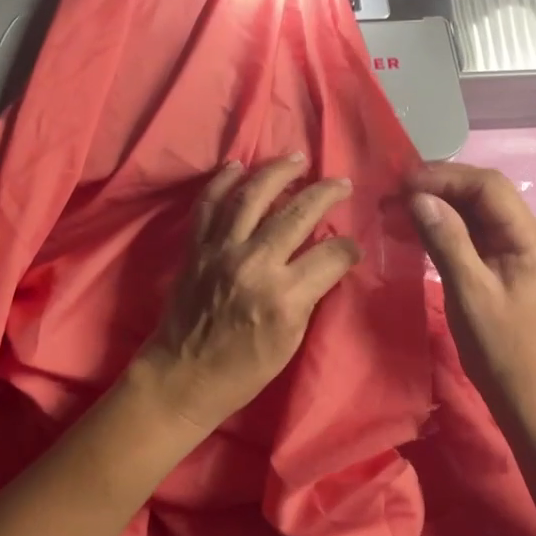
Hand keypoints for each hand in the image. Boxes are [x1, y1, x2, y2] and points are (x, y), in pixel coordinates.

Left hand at [134, 155, 360, 434]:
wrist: (182, 376)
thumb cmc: (243, 370)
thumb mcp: (290, 341)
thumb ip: (309, 295)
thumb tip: (325, 262)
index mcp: (284, 296)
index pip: (330, 255)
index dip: (348, 247)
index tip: (352, 245)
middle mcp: (254, 263)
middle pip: (297, 214)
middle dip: (325, 193)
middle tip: (341, 182)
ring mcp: (221, 250)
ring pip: (252, 196)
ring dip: (277, 173)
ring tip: (296, 159)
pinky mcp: (196, 247)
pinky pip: (209, 204)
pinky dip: (222, 182)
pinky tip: (237, 166)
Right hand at [406, 163, 535, 413]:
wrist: (522, 393)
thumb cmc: (498, 346)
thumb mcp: (469, 292)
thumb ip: (446, 240)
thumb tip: (419, 197)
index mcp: (530, 240)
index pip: (490, 188)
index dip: (447, 178)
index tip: (406, 184)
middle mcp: (528, 236)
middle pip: (484, 193)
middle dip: (441, 185)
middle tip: (398, 191)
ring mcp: (516, 248)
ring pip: (477, 209)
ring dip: (440, 202)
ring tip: (400, 204)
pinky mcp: (502, 261)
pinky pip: (473, 230)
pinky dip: (445, 223)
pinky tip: (417, 224)